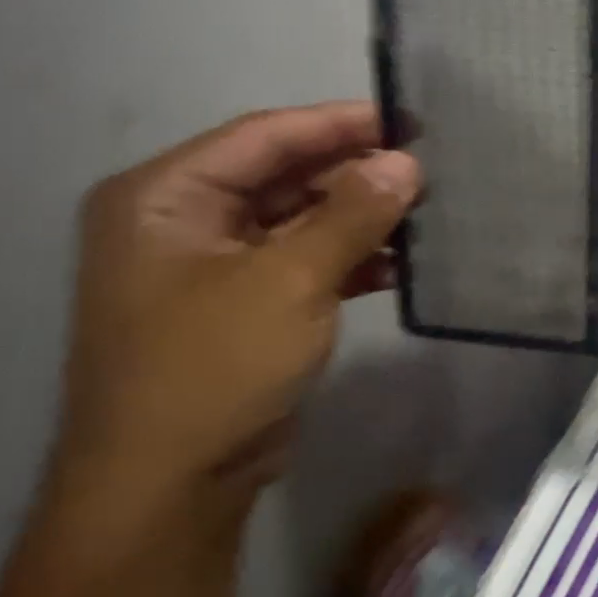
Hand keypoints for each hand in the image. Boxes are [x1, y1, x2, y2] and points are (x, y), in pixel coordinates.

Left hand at [56, 101, 420, 507]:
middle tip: (432, 169)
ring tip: (428, 214)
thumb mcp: (289, 280)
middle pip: (283, 176)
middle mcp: (183, 222)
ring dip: (361, 219)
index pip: (264, 136)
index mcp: (165, 197)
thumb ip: (351, 215)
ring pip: (300, 221)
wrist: (175, 478)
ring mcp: (214, 268)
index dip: (340, 124)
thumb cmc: (216, 364)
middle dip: (356, 173)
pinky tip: (402, 265)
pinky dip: (352, 260)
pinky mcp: (247, 307)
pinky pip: (306, 263)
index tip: (412, 119)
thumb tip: (407, 162)